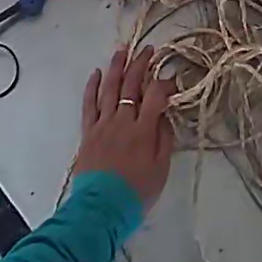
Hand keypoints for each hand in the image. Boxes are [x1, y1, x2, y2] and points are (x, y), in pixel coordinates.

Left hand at [73, 47, 176, 210]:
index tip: (172, 79)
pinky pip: (89, 103)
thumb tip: (165, 115)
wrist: (100, 211)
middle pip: (132, 84)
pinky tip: (96, 73)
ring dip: (117, 66)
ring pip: (110, 87)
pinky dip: (92, 86)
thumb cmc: (135, 193)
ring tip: (122, 50)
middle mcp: (123, 119)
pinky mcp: (88, 131)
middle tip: (148, 50)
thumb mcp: (161, 170)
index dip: (165, 82)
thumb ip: (165, 139)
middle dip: (141, 64)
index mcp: (143, 129)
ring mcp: (103, 123)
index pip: (156, 95)